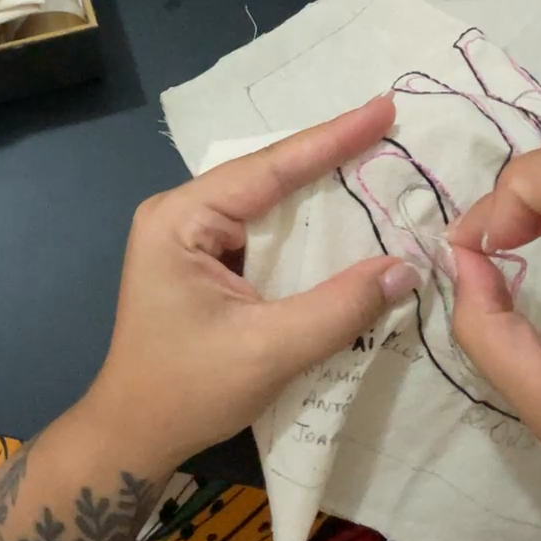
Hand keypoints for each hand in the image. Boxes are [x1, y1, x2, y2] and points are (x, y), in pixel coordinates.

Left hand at [76, 98, 418, 474]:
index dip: (331, 139)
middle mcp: (179, 214)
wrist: (134, 432)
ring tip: (375, 162)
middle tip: (388, 129)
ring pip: (264, 201)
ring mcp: (187, 235)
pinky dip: (301, 227)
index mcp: (180, 220)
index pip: (267, 169)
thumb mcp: (269, 350)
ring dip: (317, 190)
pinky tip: (340, 218)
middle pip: (265, 176)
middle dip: (327, 157)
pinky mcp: (201, 259)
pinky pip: (259, 230)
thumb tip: (407, 266)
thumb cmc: (187, 391)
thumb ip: (339, 306)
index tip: (382, 109)